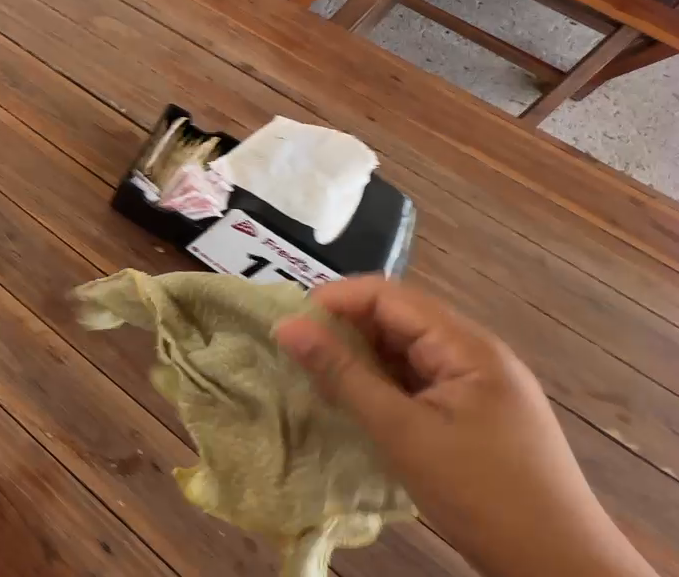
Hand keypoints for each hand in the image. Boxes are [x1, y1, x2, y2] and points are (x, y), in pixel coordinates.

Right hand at [272, 275, 652, 576]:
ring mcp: (476, 384)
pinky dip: (378, 381)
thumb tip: (283, 324)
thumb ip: (340, 371)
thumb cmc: (480, 492)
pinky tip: (355, 403)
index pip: (387, 295)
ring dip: (357, 357)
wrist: (560, 569)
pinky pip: (413, 376)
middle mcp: (474, 355)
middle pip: (394, 317)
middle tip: (299, 355)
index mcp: (467, 348)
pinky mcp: (472, 411)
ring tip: (320, 380)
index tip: (291, 325)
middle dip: (342, 329)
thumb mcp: (399, 429)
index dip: (334, 300)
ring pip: (400, 348)